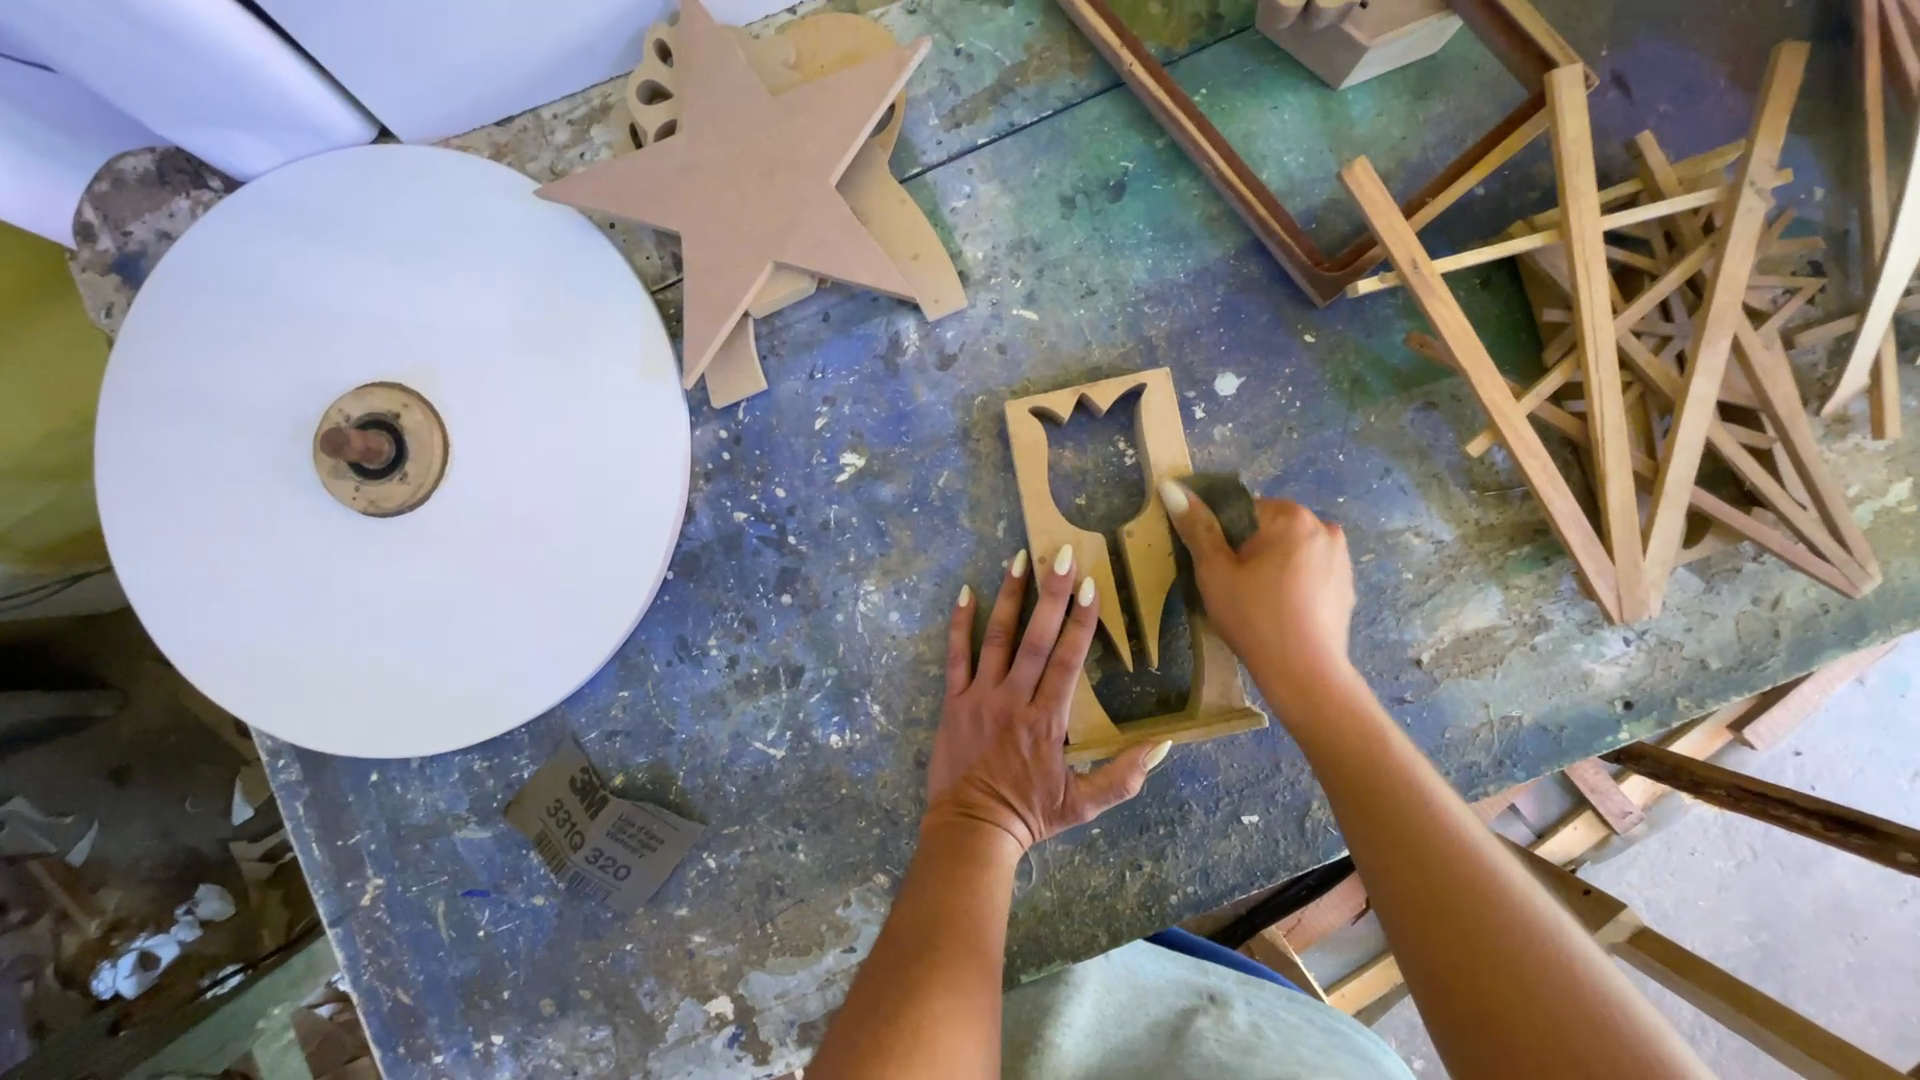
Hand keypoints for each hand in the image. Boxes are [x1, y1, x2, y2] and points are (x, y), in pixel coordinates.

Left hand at [925, 546, 1169, 851]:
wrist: (971, 830)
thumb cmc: (1029, 815)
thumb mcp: (1085, 804)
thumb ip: (1125, 775)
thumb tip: (1165, 744)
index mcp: (1048, 721)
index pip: (1068, 661)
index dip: (1080, 622)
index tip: (1090, 586)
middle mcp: (1014, 700)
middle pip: (1036, 639)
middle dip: (1051, 595)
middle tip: (1061, 553)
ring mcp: (981, 698)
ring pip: (997, 639)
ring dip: (1010, 597)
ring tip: (1020, 559)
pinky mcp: (954, 702)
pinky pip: (955, 657)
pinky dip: (960, 624)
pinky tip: (966, 593)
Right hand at [1159, 481, 1356, 697]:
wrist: (1304, 672)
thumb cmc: (1253, 617)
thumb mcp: (1214, 572)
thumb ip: (1197, 528)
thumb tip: (1172, 488)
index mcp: (1290, 516)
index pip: (1242, 511)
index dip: (1223, 540)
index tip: (1219, 570)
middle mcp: (1323, 527)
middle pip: (1269, 529)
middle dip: (1250, 552)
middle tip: (1234, 590)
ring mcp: (1341, 557)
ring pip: (1290, 551)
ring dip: (1272, 567)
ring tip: (1258, 604)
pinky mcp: (1347, 585)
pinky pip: (1310, 573)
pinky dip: (1293, 584)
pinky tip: (1281, 612)